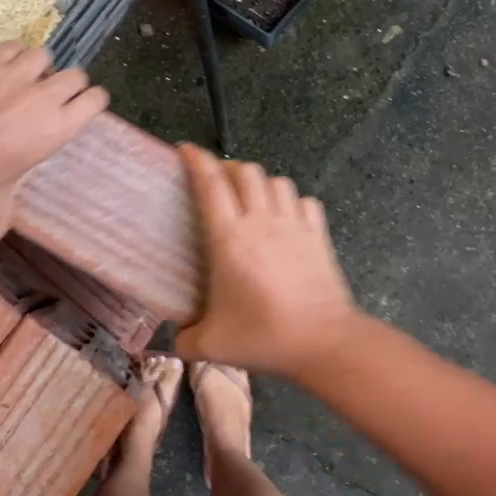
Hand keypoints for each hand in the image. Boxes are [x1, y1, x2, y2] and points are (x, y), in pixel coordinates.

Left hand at [0, 42, 108, 241]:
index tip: (84, 104)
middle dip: (69, 82)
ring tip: (23, 77)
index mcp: (56, 130)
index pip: (94, 102)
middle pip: (75, 75)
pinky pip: (13, 47)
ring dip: (38, 66)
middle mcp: (44, 97)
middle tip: (52, 94)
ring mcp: (16, 74)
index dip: (92, 101)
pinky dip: (10, 54)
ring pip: (44, 55)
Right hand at [175, 143, 363, 377]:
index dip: (196, 160)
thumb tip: (171, 340)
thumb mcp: (213, 345)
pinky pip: (305, 202)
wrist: (325, 342)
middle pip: (245, 172)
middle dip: (227, 167)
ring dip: (259, 182)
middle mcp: (260, 222)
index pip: (210, 184)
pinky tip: (286, 215)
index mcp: (228, 238)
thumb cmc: (264, 336)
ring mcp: (293, 226)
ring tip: (250, 196)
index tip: (185, 150)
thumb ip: (184, 340)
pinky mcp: (318, 236)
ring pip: (276, 181)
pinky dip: (292, 201)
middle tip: (216, 181)